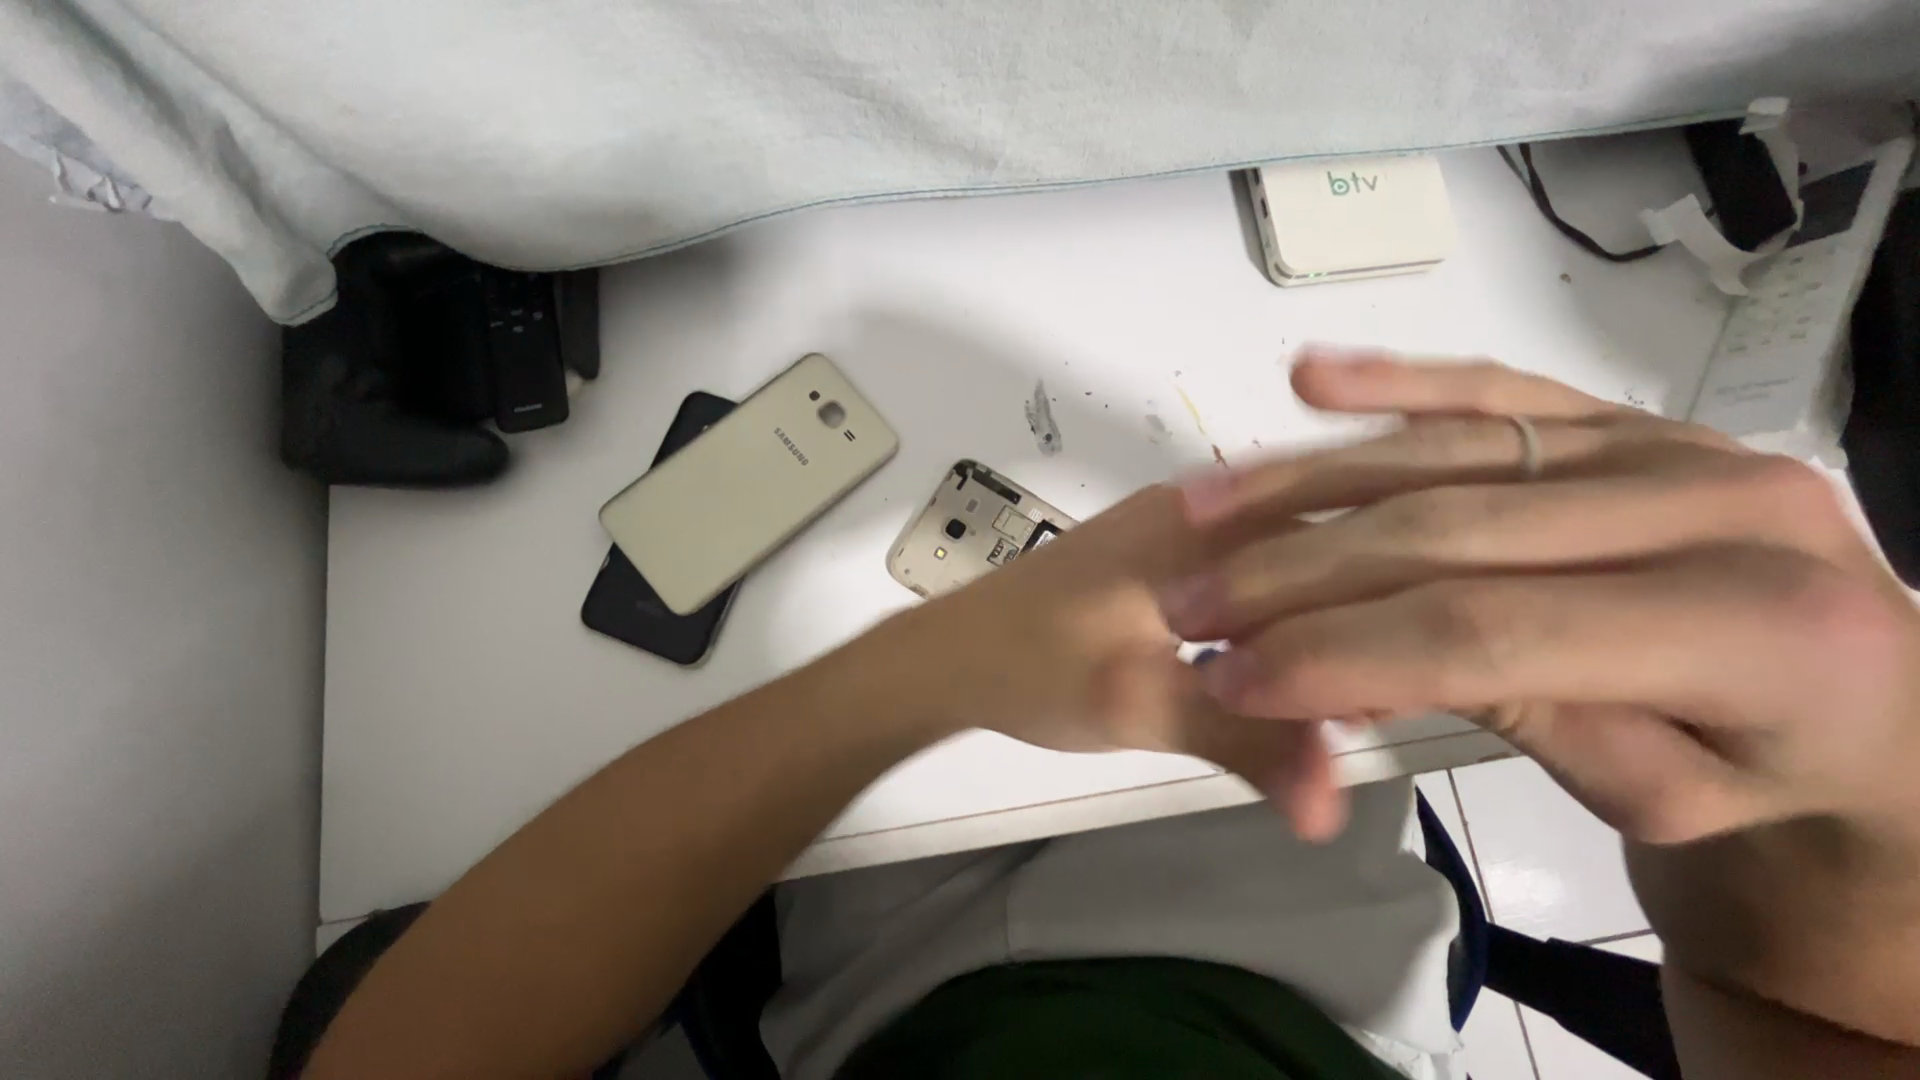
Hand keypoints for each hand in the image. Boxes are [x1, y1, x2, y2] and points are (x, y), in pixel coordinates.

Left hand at [893, 482, 1348, 839]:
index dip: (1384, 608)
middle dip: (1348, 623)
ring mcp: (1169, 534)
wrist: (948, 659)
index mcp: (1201, 521)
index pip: (1335, 539)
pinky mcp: (1151, 566)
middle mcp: (1194, 510)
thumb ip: (1246, 744)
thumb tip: (1335, 809)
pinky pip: (1234, 587)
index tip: (1405, 682)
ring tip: (1332, 701)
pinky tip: (1270, 677)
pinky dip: (1262, 630)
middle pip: (1309, 553)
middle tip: (1371, 703)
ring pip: (1271, 573)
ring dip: (1304, 630)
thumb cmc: (1035, 667)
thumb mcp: (1142, 705)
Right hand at [1153, 346, 1919, 1038]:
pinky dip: (1392, 384)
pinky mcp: (1622, 416)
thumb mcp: (1641, 790)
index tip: (1229, 682)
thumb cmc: (1748, 772)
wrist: (1861, 704)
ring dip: (1303, 483)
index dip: (1338, 656)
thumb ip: (1507, 711)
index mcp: (1755, 631)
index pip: (1485, 632)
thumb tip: (1344, 663)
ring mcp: (1667, 441)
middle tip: (1190, 609)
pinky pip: (1492, 386)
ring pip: (1441, 454)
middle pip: (1444, 534)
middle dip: (1293, 577)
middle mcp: (1721, 505)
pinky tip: (1310, 378)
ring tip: (1199, 511)